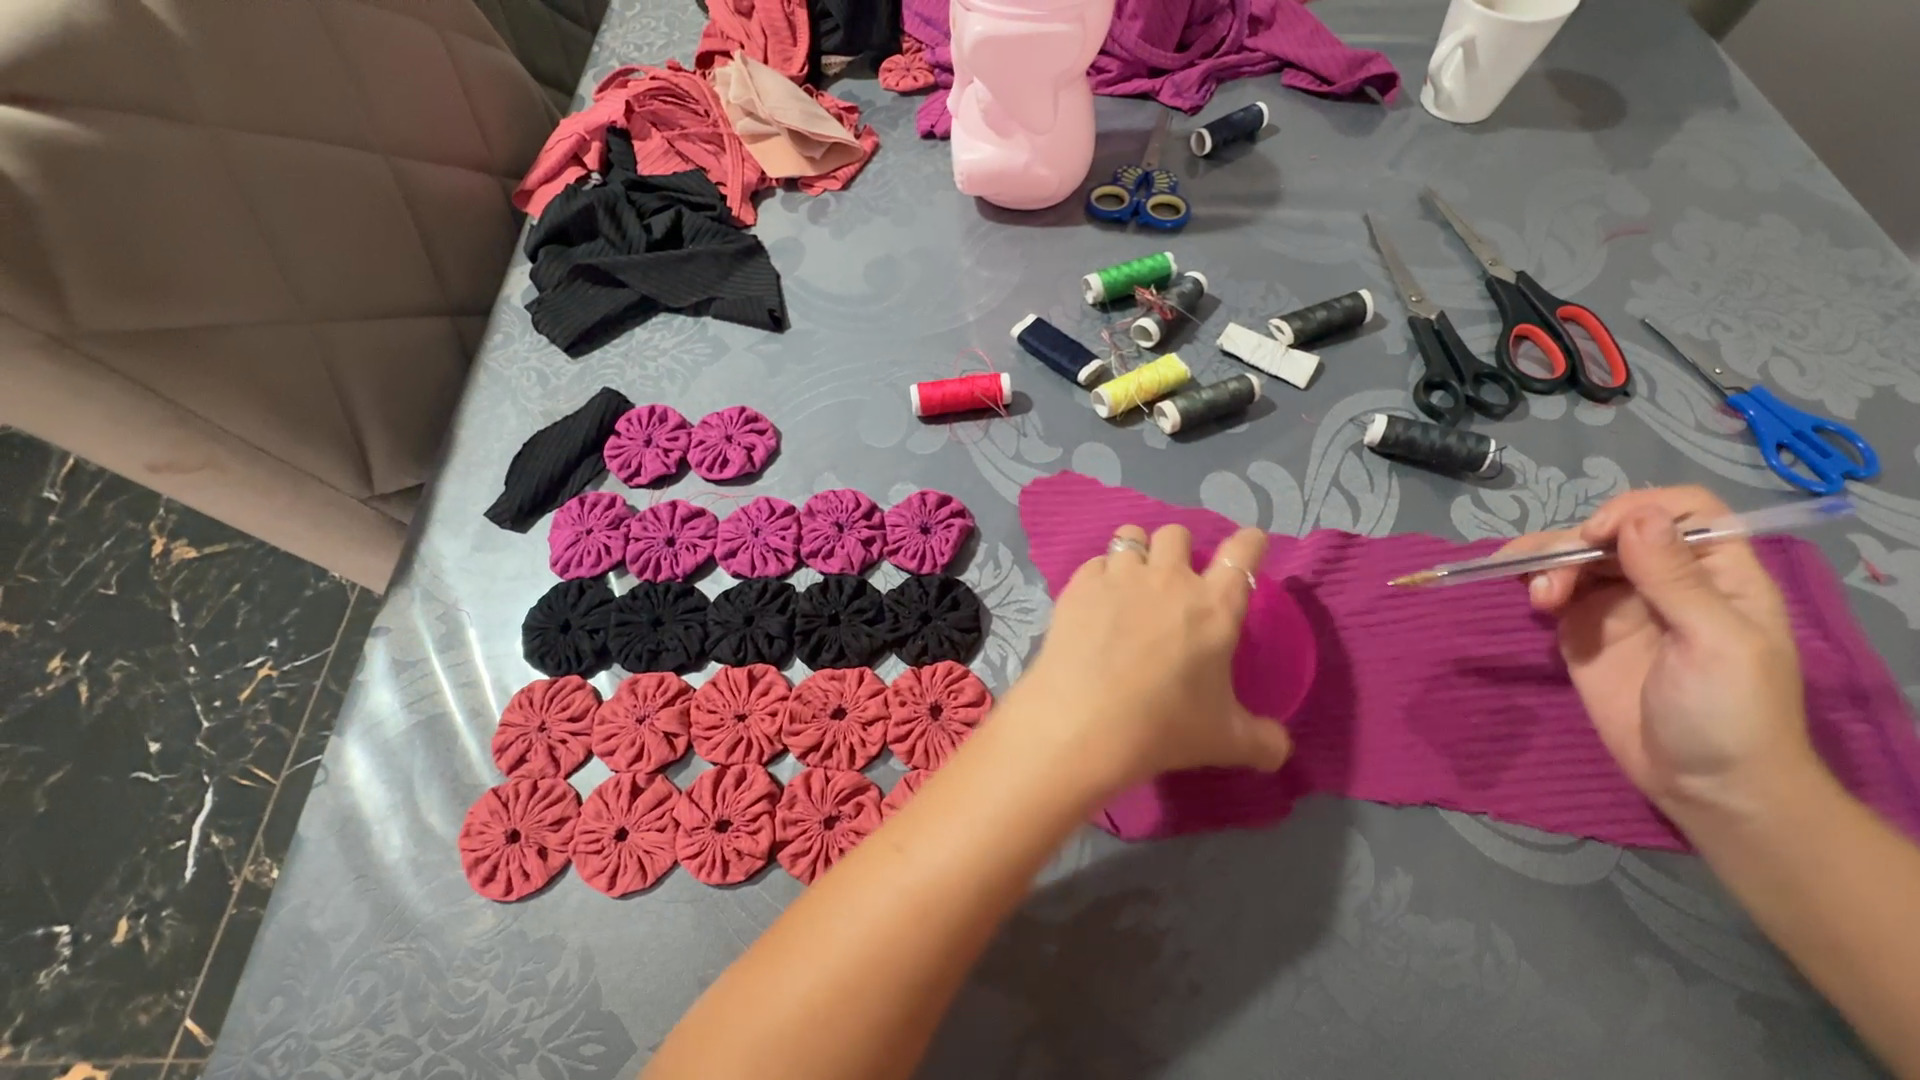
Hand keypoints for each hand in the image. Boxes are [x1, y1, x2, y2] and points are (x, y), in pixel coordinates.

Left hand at [1007, 523, 1292, 791]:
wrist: (1082, 725)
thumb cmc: (1163, 727)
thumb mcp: (1224, 741)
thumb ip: (1261, 741)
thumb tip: (1280, 749)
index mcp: (1215, 606)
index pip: (1244, 551)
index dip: (1249, 543)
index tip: (1247, 547)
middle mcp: (1169, 579)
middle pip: (1177, 533)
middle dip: (1179, 549)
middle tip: (1173, 581)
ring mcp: (1120, 577)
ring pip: (1131, 536)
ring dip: (1136, 554)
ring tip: (1130, 582)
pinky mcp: (1078, 587)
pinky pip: (1094, 563)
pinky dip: (1099, 576)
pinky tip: (1095, 603)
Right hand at [1496, 486, 1820, 816]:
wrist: (1705, 785)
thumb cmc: (1732, 715)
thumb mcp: (1716, 644)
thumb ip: (1676, 579)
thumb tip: (1636, 516)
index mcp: (1717, 575)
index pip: (1682, 512)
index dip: (1638, 511)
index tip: (1601, 538)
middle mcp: (1665, 580)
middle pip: (1613, 530)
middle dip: (1576, 544)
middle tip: (1555, 581)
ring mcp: (1620, 605)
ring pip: (1576, 556)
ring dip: (1547, 562)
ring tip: (1537, 598)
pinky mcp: (1582, 631)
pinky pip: (1554, 589)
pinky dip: (1533, 582)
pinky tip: (1529, 597)